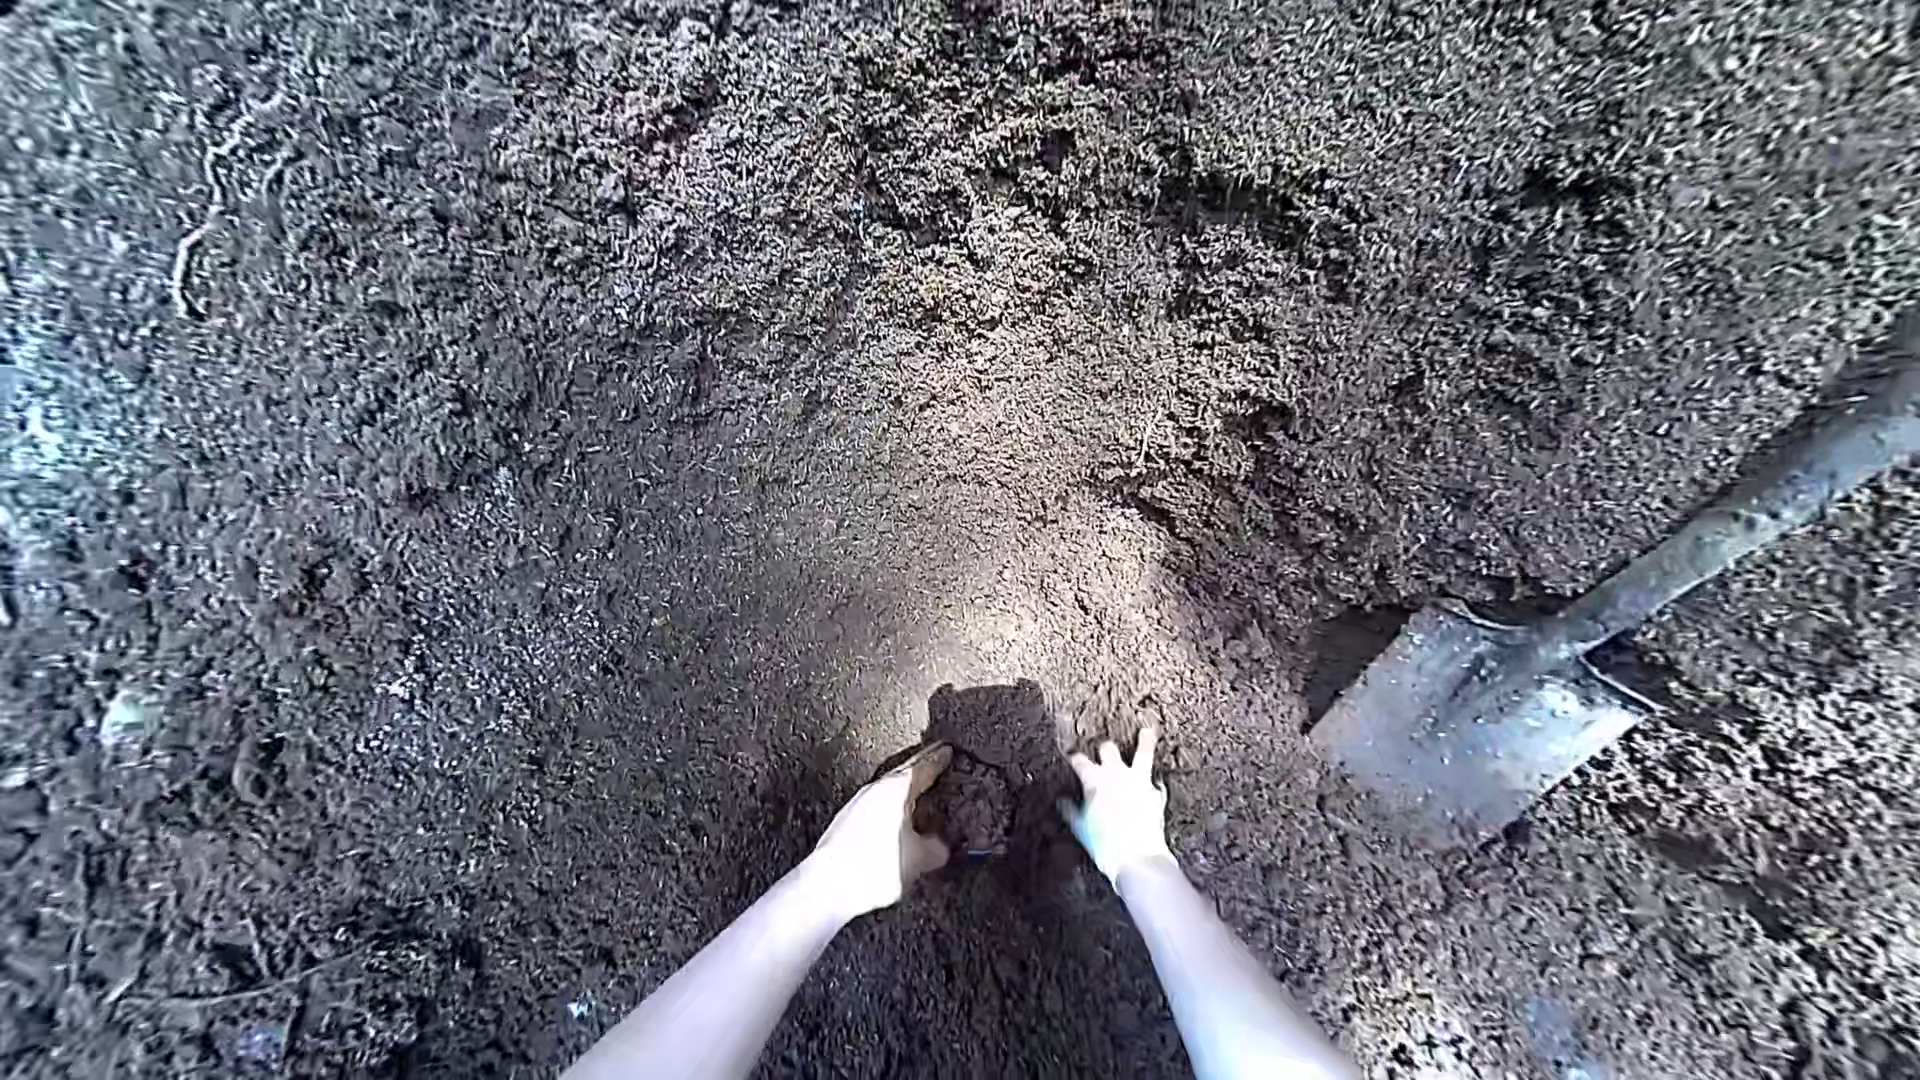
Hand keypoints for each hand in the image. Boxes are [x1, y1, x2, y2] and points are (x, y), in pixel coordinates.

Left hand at [806, 743, 952, 919]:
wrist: (827, 885)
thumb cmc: (873, 867)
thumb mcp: (920, 860)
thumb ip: (937, 848)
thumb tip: (942, 846)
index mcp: (896, 789)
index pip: (924, 767)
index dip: (938, 761)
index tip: (947, 752)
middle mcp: (876, 789)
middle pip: (904, 775)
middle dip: (921, 775)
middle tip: (935, 772)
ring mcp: (859, 803)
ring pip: (889, 791)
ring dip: (905, 795)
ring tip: (918, 805)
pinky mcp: (847, 820)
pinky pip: (876, 806)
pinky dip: (890, 810)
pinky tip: (894, 827)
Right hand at [1059, 726, 1173, 884]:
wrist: (1136, 859)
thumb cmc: (1106, 845)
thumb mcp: (1081, 827)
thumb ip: (1072, 810)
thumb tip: (1063, 802)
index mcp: (1094, 779)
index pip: (1080, 760)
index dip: (1075, 758)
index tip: (1073, 757)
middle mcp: (1116, 774)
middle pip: (1108, 748)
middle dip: (1104, 747)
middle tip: (1103, 748)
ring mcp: (1138, 781)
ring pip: (1142, 752)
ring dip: (1144, 741)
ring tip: (1147, 732)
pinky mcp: (1155, 793)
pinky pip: (1156, 783)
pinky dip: (1154, 783)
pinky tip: (1156, 784)